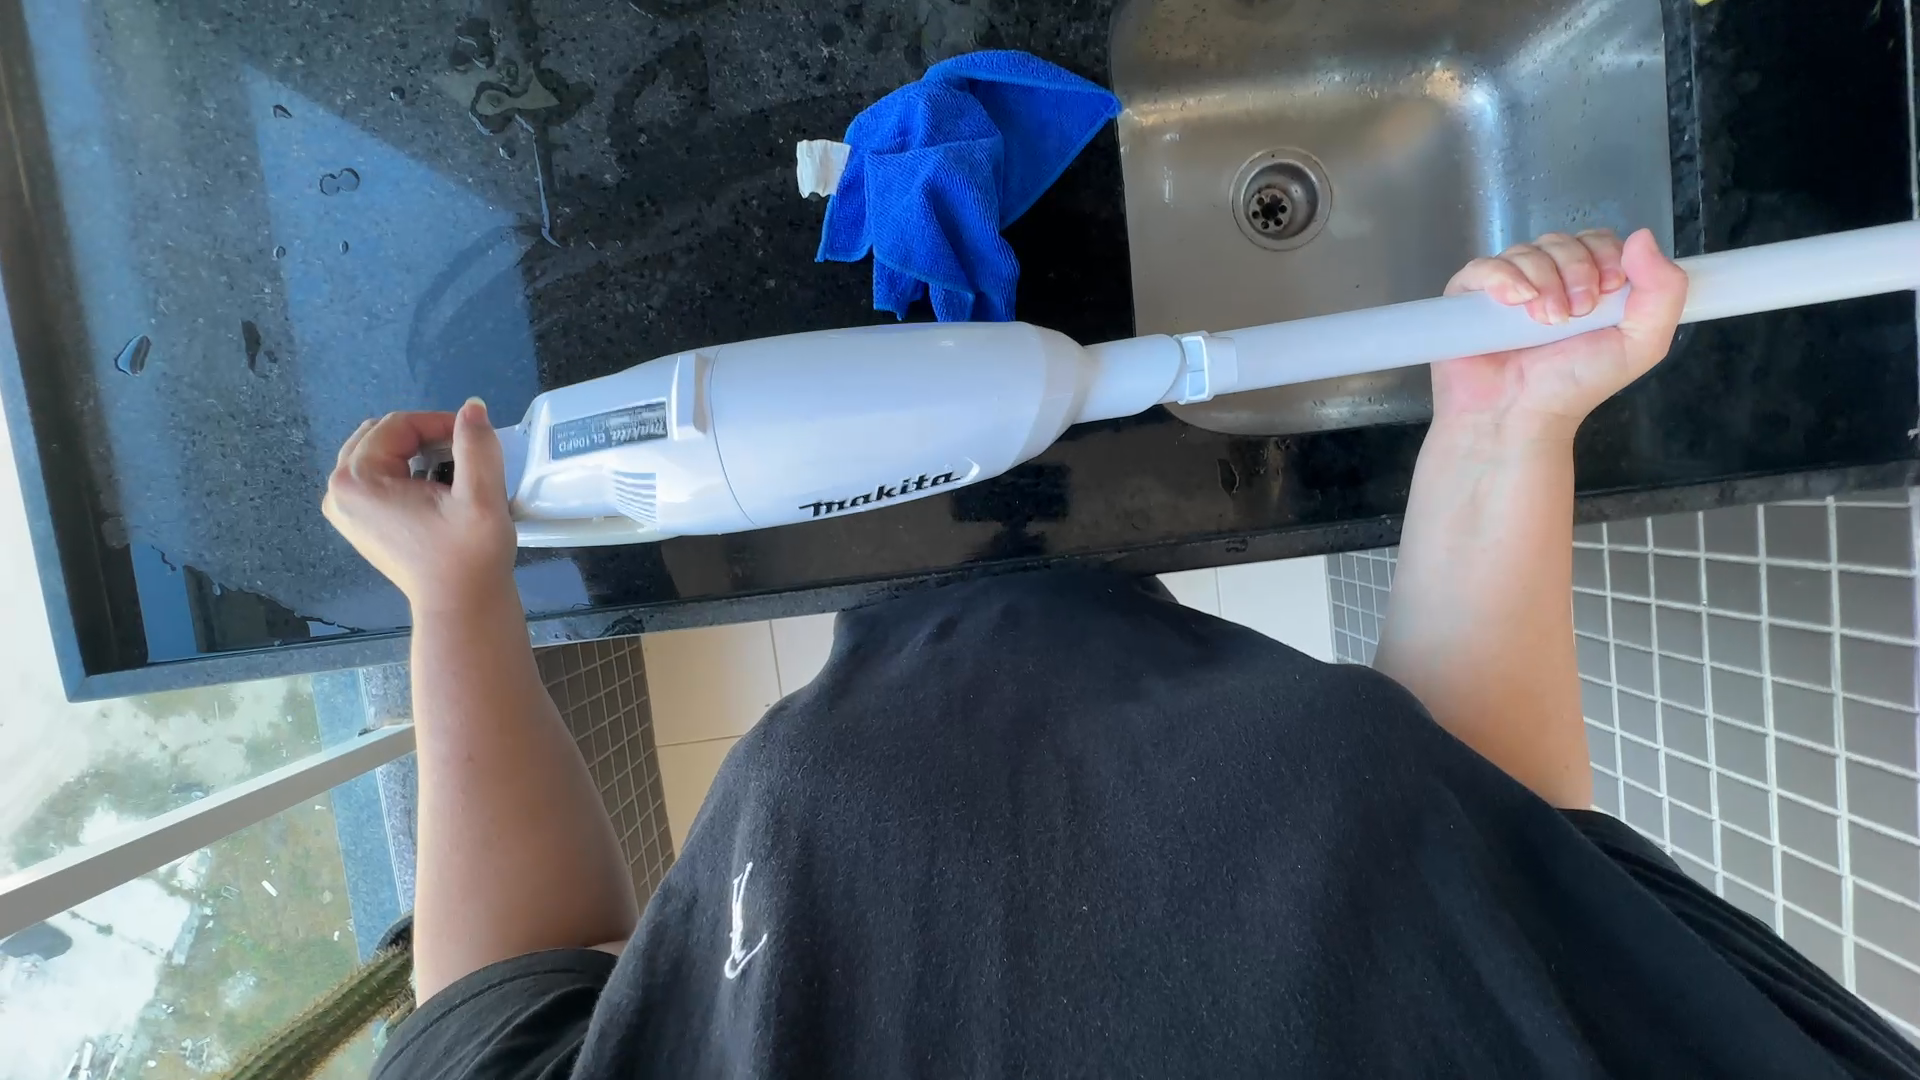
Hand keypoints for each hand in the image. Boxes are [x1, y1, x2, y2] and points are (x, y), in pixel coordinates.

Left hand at [322, 399, 517, 615]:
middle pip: (381, 436)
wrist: (462, 604)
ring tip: (454, 473)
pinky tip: (436, 492)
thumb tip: (473, 407)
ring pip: (378, 456)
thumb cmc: (470, 553)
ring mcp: (343, 510)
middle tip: (467, 454)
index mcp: (357, 479)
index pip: (398, 424)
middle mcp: (337, 491)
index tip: (478, 439)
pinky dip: (406, 473)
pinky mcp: (358, 524)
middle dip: (426, 436)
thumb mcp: (482, 495)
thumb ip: (477, 445)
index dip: (442, 423)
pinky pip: (376, 479)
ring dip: (416, 453)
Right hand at [1432, 228, 1688, 441]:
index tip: (1606, 293)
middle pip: (1560, 241)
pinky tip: (1515, 301)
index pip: (1594, 240)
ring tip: (1545, 321)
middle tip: (1575, 314)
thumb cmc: (1572, 386)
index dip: (1604, 255)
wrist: (1517, 416)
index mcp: (1583, 284)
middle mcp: (1542, 282)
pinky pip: (1481, 268)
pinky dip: (1501, 277)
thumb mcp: (1641, 343)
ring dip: (1543, 280)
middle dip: (1575, 270)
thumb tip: (1641, 235)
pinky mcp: (1462, 302)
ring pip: (1524, 252)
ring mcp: (1500, 291)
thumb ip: (1664, 290)